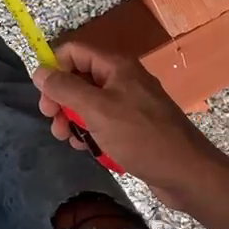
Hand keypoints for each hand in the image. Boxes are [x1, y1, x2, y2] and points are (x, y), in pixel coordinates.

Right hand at [32, 39, 225, 208]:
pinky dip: (92, 131)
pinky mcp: (136, 127)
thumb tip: (39, 71)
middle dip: (61, 99)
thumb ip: (65, 88)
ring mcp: (130, 103)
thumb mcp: (96, 110)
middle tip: (53, 123)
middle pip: (79, 78)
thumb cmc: (142, 137)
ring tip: (68, 139)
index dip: (54, 69)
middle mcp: (122, 79)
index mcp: (115, 66)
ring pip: (90, 102)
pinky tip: (88, 148)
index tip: (45, 97)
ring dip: (73, 118)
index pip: (73, 52)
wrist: (190, 176)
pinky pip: (104, 120)